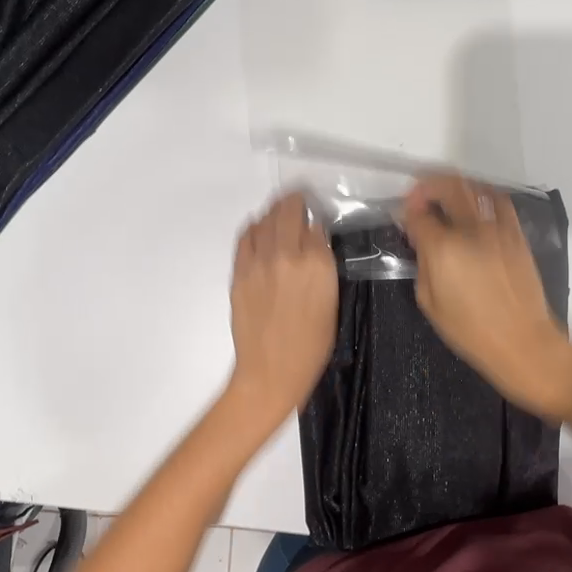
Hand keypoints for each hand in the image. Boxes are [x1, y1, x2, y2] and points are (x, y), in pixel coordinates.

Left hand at [228, 192, 338, 418]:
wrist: (271, 371)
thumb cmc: (311, 347)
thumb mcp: (331, 304)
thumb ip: (323, 268)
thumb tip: (314, 243)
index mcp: (318, 264)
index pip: (316, 225)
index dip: (317, 219)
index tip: (316, 219)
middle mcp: (288, 254)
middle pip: (289, 212)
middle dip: (295, 202)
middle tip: (298, 200)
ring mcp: (260, 261)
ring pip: (266, 219)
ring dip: (274, 212)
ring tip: (280, 213)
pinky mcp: (239, 271)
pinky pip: (246, 237)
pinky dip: (255, 228)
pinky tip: (259, 230)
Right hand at [401, 175, 571, 419]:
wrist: (523, 341)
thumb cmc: (470, 330)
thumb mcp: (429, 301)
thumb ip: (422, 263)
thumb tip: (421, 241)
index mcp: (444, 249)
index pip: (419, 214)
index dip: (407, 211)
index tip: (403, 216)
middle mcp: (472, 229)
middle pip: (448, 186)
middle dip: (428, 185)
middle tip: (418, 196)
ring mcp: (499, 228)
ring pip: (475, 187)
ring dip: (456, 186)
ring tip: (445, 196)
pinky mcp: (518, 234)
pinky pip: (498, 202)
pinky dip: (481, 197)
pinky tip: (474, 209)